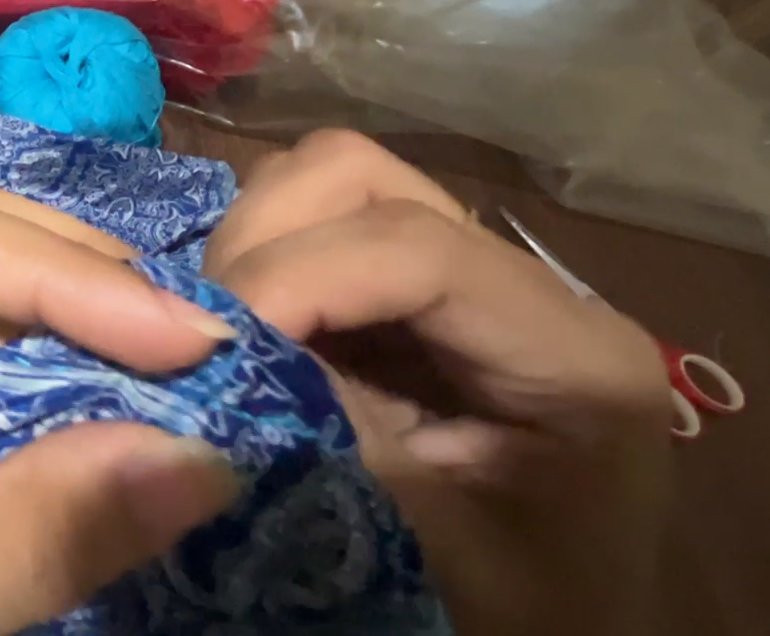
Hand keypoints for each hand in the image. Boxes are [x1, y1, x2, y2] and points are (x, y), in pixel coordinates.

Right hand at [206, 131, 673, 635]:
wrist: (530, 607)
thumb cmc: (508, 601)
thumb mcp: (430, 553)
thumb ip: (324, 442)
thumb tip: (201, 361)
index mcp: (567, 351)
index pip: (411, 249)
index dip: (293, 279)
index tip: (209, 346)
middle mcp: (509, 278)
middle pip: (352, 176)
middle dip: (259, 241)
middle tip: (214, 331)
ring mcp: (445, 263)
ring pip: (313, 177)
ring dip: (246, 240)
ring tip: (227, 325)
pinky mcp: (388, 274)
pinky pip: (295, 215)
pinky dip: (245, 251)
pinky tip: (243, 318)